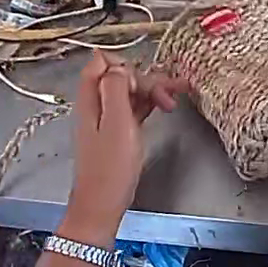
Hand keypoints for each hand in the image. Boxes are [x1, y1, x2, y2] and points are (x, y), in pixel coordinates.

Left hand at [63, 50, 184, 244]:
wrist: (103, 204)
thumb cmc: (110, 168)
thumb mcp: (117, 123)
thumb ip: (116, 89)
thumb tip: (121, 68)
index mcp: (91, 99)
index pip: (102, 62)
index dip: (126, 67)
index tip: (144, 85)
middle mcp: (96, 105)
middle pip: (121, 77)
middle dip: (146, 80)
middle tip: (170, 95)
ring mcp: (107, 119)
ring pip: (130, 93)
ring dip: (152, 91)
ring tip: (176, 97)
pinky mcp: (118, 132)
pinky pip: (134, 108)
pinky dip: (150, 104)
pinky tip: (164, 106)